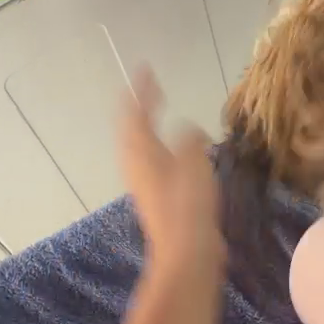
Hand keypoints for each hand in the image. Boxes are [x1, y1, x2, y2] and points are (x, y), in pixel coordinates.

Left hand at [116, 70, 224, 274]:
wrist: (186, 254)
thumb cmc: (188, 205)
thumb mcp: (193, 162)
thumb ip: (189, 138)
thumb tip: (188, 130)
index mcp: (141, 151)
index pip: (135, 112)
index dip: (141, 90)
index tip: (145, 70)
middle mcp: (135, 164)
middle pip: (129, 128)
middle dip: (138, 106)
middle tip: (150, 89)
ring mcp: (142, 182)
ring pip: (136, 145)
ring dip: (144, 125)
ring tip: (156, 114)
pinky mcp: (154, 196)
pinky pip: (149, 159)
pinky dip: (155, 144)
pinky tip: (170, 151)